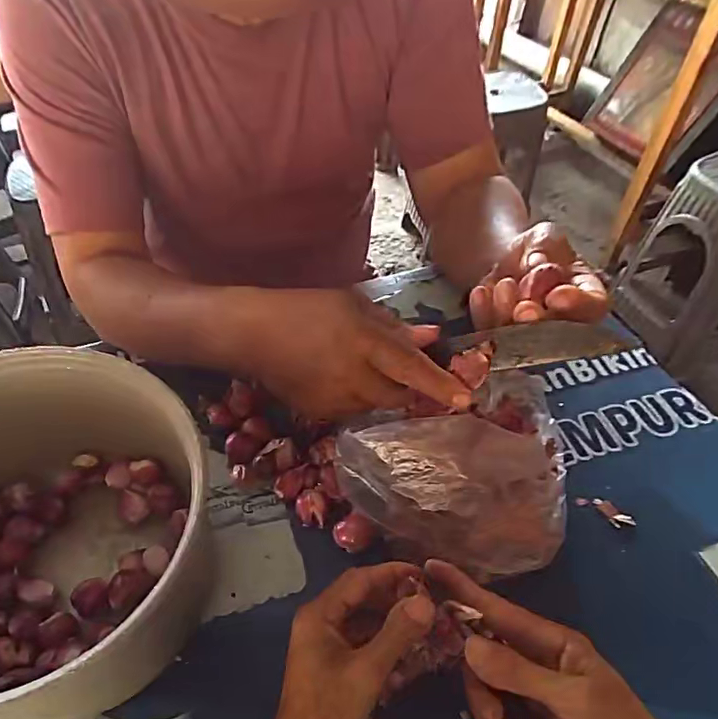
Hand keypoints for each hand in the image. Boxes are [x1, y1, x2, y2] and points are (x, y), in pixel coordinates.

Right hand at [235, 288, 470, 419]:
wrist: (252, 333)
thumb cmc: (304, 308)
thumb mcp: (352, 305)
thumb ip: (393, 325)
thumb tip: (432, 338)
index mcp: (363, 341)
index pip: (410, 367)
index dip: (439, 384)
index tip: (466, 399)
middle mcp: (352, 376)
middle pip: (397, 396)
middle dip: (409, 390)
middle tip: (403, 375)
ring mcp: (333, 399)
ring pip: (374, 406)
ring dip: (378, 392)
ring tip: (355, 368)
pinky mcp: (318, 413)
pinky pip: (350, 412)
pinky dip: (354, 399)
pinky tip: (335, 378)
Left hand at [260, 564, 437, 718]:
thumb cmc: (329, 709)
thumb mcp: (368, 670)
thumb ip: (397, 633)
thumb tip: (425, 600)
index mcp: (319, 614)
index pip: (358, 579)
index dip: (391, 573)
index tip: (424, 574)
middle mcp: (317, 619)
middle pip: (359, 596)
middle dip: (393, 596)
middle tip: (429, 600)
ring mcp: (321, 638)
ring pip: (361, 617)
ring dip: (389, 618)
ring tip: (424, 621)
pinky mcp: (328, 656)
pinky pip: (358, 636)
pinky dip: (380, 638)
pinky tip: (406, 647)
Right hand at [425, 561, 705, 718]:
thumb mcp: (572, 702)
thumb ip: (518, 672)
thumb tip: (467, 643)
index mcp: (551, 643)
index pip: (498, 610)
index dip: (463, 589)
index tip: (429, 567)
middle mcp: (536, 663)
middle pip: (481, 664)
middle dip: (484, 698)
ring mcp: (531, 696)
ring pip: (487, 701)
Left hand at [470, 223, 611, 329]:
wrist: (501, 258)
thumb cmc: (535, 249)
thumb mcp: (544, 237)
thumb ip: (544, 248)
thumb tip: (537, 264)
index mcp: (586, 294)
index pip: (593, 306)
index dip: (577, 305)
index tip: (556, 296)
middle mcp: (562, 322)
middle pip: (556, 333)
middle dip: (538, 321)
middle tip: (523, 309)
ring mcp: (528, 335)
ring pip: (519, 338)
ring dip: (508, 315)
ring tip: (503, 285)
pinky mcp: (499, 337)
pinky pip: (490, 332)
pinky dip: (484, 313)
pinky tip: (481, 292)